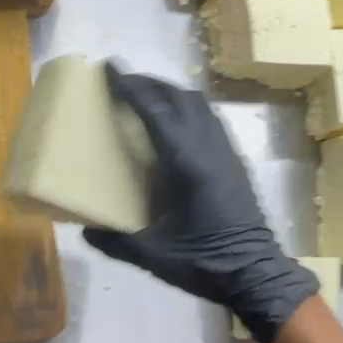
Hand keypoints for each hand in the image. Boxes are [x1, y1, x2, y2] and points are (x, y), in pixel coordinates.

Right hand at [83, 64, 319, 342]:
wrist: (256, 275)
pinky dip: (187, 110)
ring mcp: (227, 153)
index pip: (155, 112)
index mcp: (187, 164)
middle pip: (179, 98)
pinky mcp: (235, 163)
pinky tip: (174, 125)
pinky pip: (210, 120)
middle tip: (122, 82)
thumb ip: (116, 243)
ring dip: (171, 93)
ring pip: (199, 105)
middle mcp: (209, 149)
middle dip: (150, 84)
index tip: (109, 67)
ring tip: (146, 97)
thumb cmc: (205, 264)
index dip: (130, 87)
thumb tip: (86, 232)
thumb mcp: (154, 257)